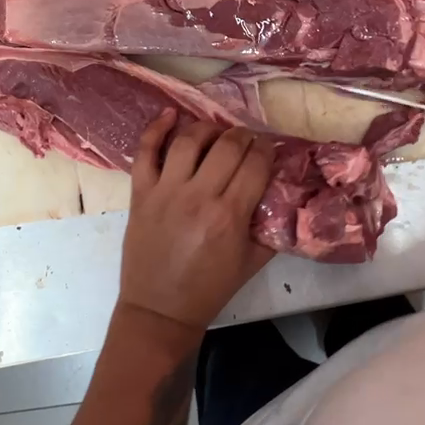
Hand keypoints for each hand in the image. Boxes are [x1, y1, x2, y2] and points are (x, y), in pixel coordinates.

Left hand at [117, 110, 277, 331]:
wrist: (159, 310)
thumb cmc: (210, 288)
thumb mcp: (253, 261)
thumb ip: (271, 226)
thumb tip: (283, 193)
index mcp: (229, 216)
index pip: (255, 164)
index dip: (266, 149)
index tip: (268, 148)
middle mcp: (198, 197)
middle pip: (227, 145)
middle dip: (243, 136)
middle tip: (247, 141)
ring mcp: (166, 191)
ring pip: (190, 140)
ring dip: (208, 128)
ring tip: (217, 132)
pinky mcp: (141, 193)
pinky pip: (145, 151)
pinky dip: (156, 128)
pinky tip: (170, 115)